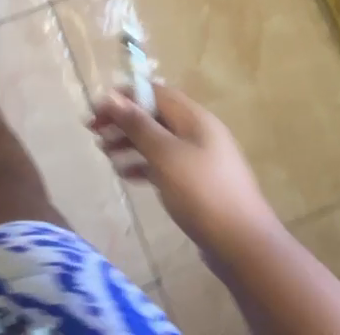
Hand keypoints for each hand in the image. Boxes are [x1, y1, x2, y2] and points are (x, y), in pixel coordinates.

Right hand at [88, 83, 277, 249]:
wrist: (244, 246)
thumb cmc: (202, 193)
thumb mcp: (165, 154)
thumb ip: (138, 124)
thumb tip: (112, 96)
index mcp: (194, 118)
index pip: (154, 92)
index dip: (124, 96)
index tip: (97, 109)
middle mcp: (198, 132)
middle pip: (154, 115)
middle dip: (123, 121)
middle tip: (95, 133)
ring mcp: (200, 158)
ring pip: (157, 140)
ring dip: (130, 142)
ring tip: (106, 155)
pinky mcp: (197, 183)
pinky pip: (165, 163)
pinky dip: (144, 164)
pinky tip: (127, 175)